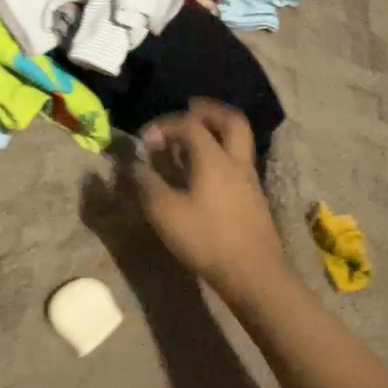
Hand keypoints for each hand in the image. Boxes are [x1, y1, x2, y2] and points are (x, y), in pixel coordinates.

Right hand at [133, 99, 285, 291]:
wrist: (255, 277)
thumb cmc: (207, 240)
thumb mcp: (165, 213)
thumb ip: (146, 184)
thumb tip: (132, 165)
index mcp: (214, 158)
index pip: (189, 125)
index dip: (165, 125)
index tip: (145, 140)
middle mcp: (235, 162)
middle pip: (231, 120)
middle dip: (208, 111)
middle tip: (188, 110)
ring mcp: (250, 181)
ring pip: (239, 142)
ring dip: (217, 133)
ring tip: (192, 142)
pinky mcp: (254, 200)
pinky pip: (239, 162)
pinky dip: (222, 154)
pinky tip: (205, 173)